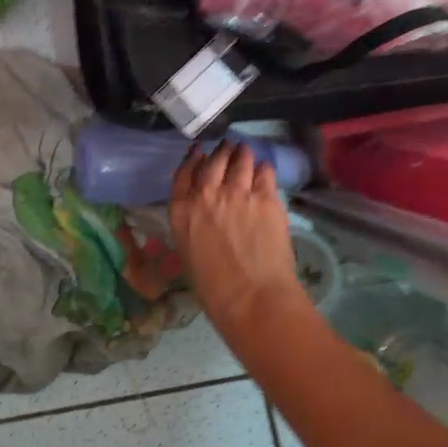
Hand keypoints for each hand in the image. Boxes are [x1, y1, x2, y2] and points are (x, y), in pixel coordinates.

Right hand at [170, 143, 312, 342]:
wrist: (252, 298)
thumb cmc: (214, 289)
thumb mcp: (187, 251)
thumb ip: (192, 224)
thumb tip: (204, 216)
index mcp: (181, 210)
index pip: (184, 173)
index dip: (192, 159)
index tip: (199, 151)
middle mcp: (206, 194)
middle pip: (212, 162)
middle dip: (219, 152)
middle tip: (227, 147)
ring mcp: (237, 193)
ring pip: (239, 161)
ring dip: (241, 154)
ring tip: (245, 150)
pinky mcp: (266, 198)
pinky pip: (264, 173)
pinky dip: (262, 168)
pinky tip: (264, 168)